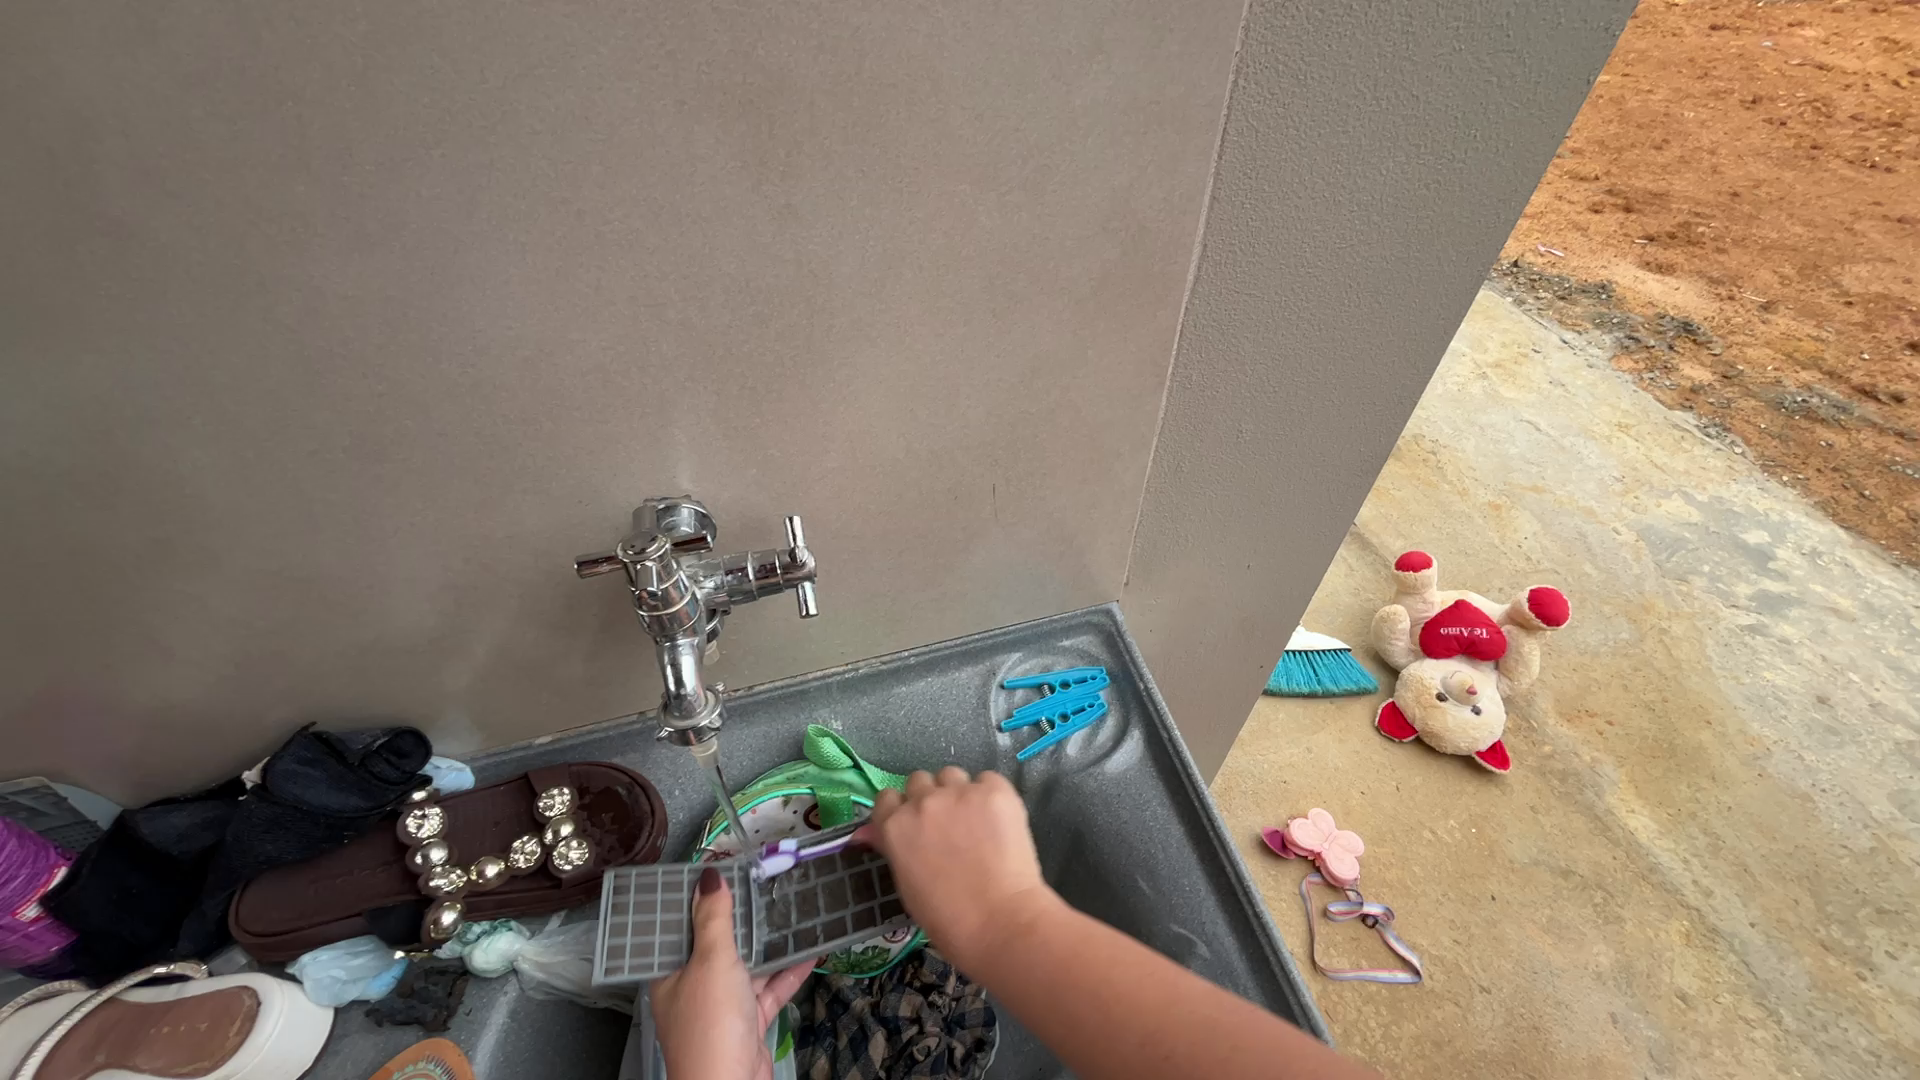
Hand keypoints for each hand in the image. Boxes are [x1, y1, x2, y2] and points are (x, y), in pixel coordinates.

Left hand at [652, 868, 811, 1079]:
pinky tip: (811, 948)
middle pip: (720, 943)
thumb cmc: (712, 1021)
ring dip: (770, 942)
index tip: (725, 868)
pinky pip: (770, 988)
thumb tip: (707, 875)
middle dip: (743, 916)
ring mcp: (724, 1006)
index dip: (700, 897)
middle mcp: (695, 987)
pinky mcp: (750, 1022)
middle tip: (767, 880)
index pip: (682, 926)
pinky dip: (789, 970)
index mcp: (672, 972)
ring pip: (748, 965)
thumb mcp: (712, 961)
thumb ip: (713, 918)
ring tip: (794, 907)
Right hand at [860, 768, 1061, 969]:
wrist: (999, 921)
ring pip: (951, 775)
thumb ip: (893, 848)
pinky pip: (987, 779)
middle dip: (929, 798)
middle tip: (946, 825)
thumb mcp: (907, 884)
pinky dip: (990, 795)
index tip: (914, 825)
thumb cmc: (947, 918)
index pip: (887, 798)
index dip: (900, 810)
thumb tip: (870, 832)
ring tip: (975, 820)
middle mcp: (923, 802)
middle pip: (919, 781)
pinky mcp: (994, 790)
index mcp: (895, 826)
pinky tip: (998, 820)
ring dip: (957, 792)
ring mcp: (959, 792)